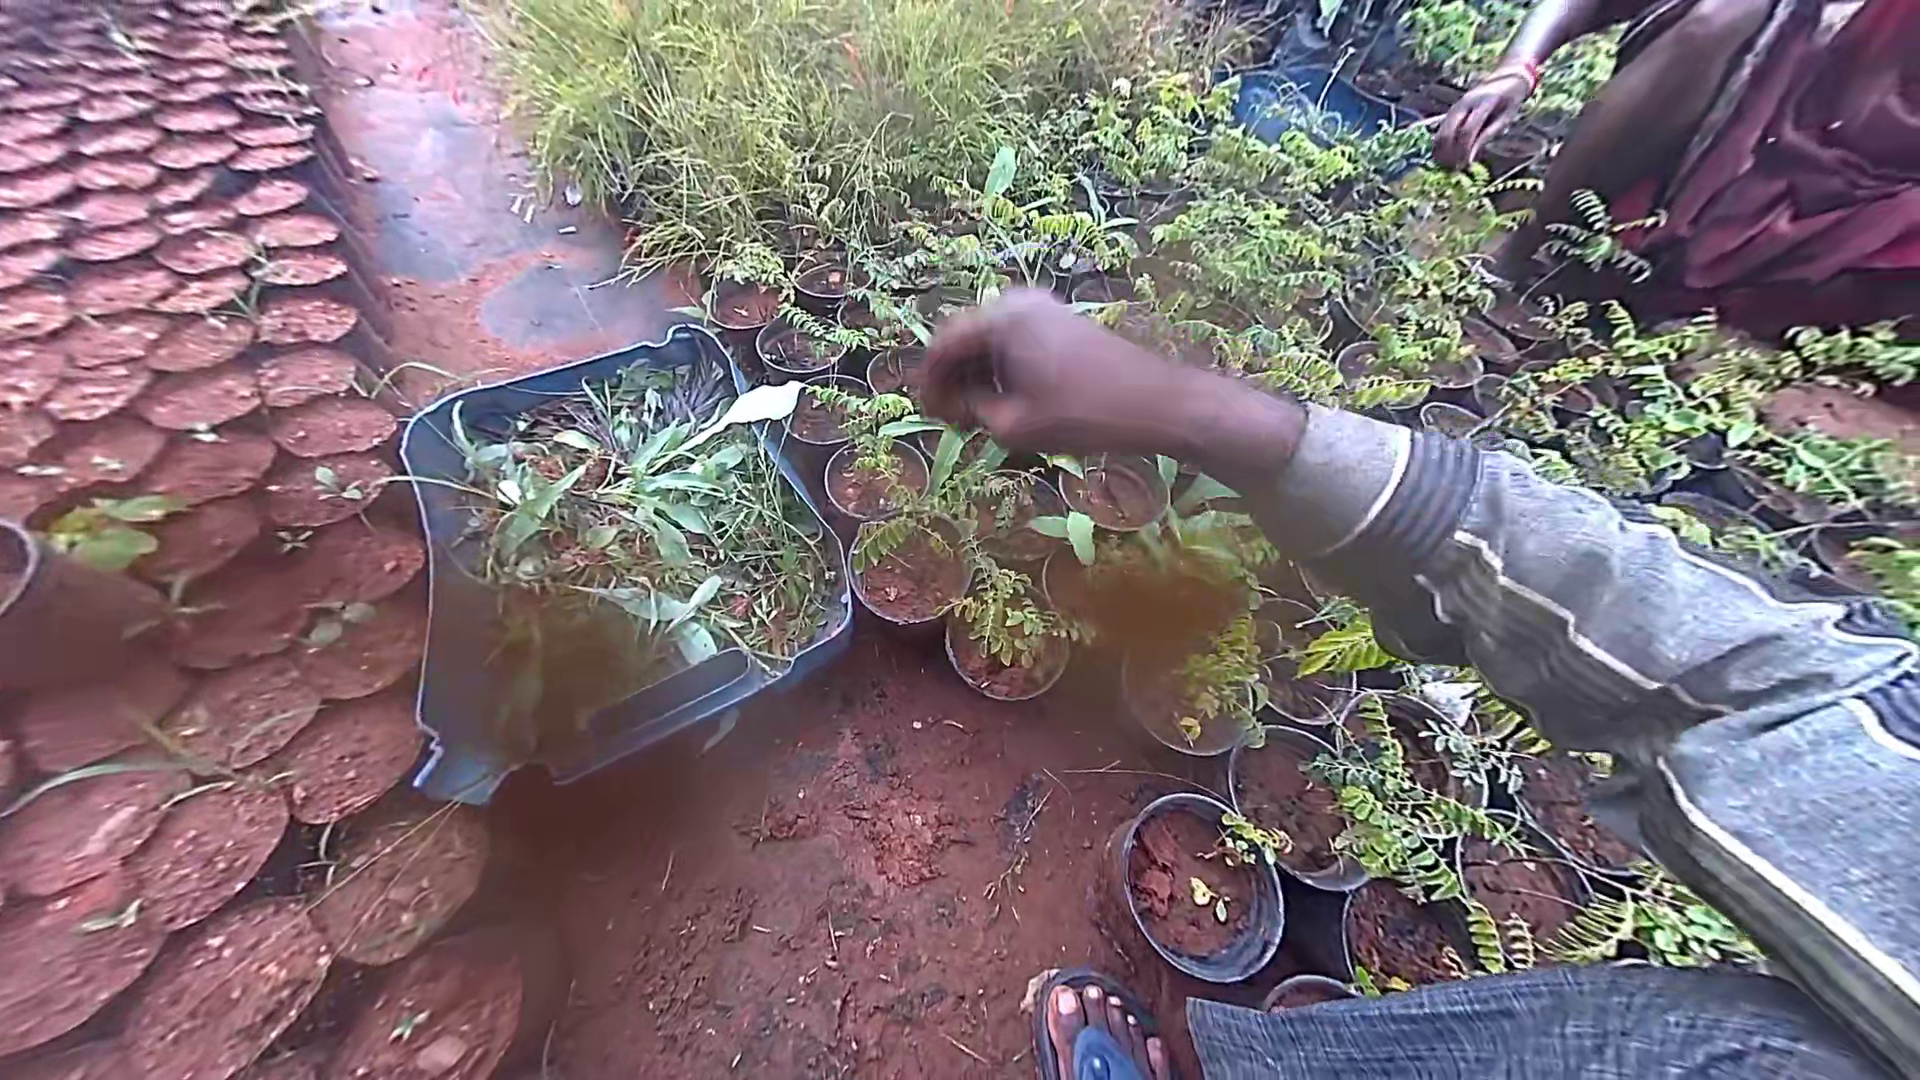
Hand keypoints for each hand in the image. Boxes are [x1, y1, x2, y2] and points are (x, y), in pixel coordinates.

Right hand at [917, 289, 1305, 482]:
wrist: (1156, 403)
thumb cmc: (1083, 416)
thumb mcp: (1014, 424)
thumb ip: (970, 410)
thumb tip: (952, 404)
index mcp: (1001, 319)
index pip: (943, 345)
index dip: (930, 383)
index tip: (930, 414)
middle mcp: (1019, 303)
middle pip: (966, 340)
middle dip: (954, 380)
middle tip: (952, 419)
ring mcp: (1044, 309)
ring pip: (992, 343)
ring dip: (978, 377)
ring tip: (978, 416)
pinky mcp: (1062, 324)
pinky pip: (1016, 344)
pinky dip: (1003, 371)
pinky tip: (1006, 401)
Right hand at [1433, 73, 1530, 168]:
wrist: (1507, 77)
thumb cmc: (1510, 100)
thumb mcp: (1505, 117)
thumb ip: (1487, 136)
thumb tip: (1469, 159)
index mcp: (1483, 102)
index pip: (1467, 131)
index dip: (1464, 151)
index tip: (1465, 165)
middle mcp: (1464, 104)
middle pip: (1448, 134)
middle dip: (1449, 154)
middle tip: (1454, 168)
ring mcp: (1454, 109)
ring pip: (1439, 136)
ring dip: (1441, 154)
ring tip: (1449, 166)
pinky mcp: (1448, 114)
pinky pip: (1438, 135)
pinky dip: (1439, 149)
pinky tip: (1446, 158)